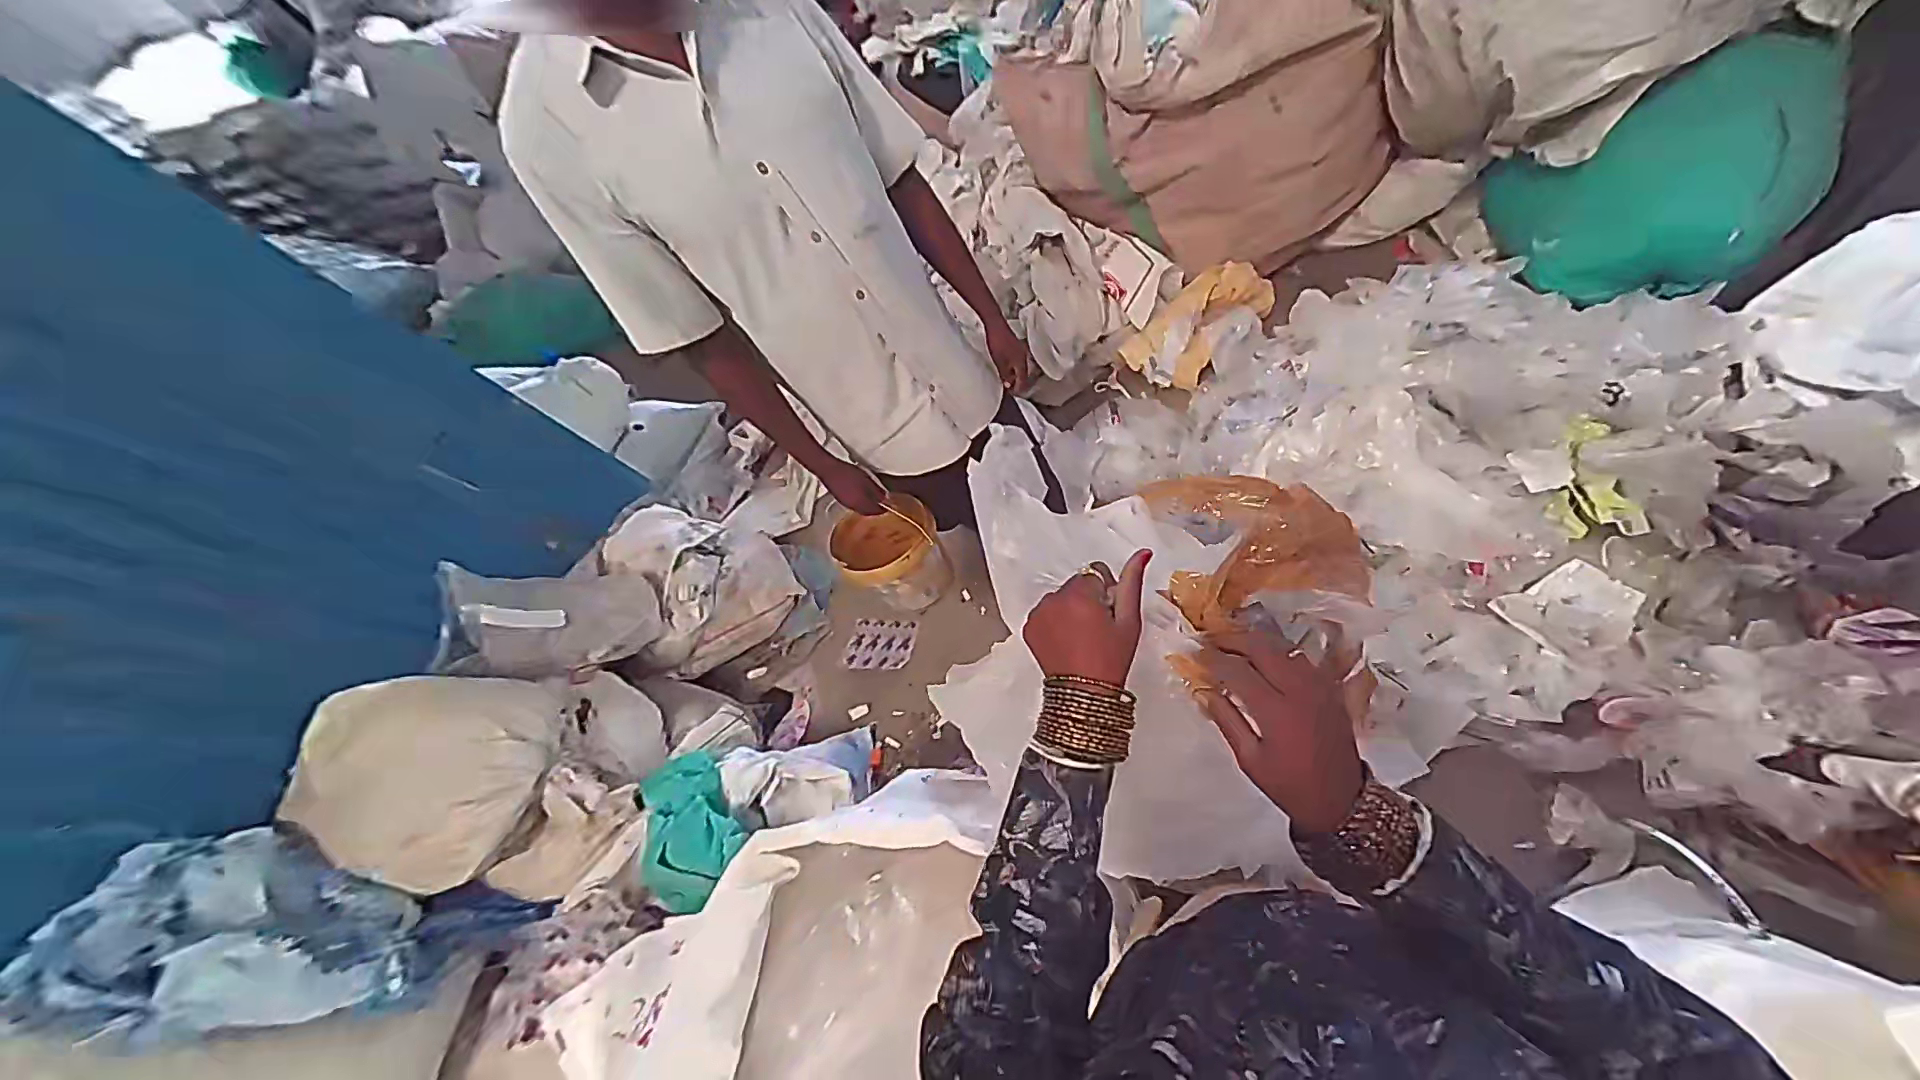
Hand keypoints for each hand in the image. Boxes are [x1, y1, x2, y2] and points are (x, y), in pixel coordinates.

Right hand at [816, 457, 888, 516]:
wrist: (830, 470)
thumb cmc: (848, 474)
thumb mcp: (867, 481)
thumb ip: (877, 491)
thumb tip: (884, 498)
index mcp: (861, 503)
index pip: (875, 511)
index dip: (883, 509)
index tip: (887, 506)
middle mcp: (854, 506)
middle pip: (867, 512)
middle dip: (874, 509)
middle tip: (880, 504)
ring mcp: (846, 503)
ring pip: (860, 508)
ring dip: (866, 506)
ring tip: (871, 500)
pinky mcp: (840, 499)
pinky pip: (853, 504)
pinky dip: (859, 502)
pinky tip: (860, 495)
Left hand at [986, 323, 1033, 394]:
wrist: (994, 323)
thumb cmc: (997, 342)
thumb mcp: (999, 363)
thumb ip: (1005, 375)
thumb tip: (1008, 384)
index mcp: (1022, 362)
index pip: (1023, 380)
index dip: (1018, 389)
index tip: (1012, 394)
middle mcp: (1024, 356)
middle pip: (1024, 373)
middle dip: (1017, 381)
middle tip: (1009, 388)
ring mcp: (1020, 349)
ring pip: (1020, 366)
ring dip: (1015, 373)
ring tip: (1006, 378)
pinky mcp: (1015, 344)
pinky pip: (1017, 359)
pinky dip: (1013, 365)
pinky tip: (1005, 366)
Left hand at [1023, 550, 1150, 685]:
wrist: (1084, 693)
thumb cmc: (1111, 659)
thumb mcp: (1129, 620)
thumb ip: (1132, 582)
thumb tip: (1141, 553)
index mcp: (1080, 594)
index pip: (1095, 573)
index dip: (1106, 592)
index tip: (1109, 614)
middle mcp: (1054, 599)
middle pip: (1075, 585)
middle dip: (1087, 599)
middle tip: (1097, 628)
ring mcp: (1038, 613)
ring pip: (1060, 598)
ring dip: (1069, 609)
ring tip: (1082, 636)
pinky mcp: (1029, 627)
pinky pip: (1045, 613)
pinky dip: (1054, 622)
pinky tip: (1067, 641)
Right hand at [1190, 628, 1364, 832]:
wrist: (1343, 800)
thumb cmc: (1290, 784)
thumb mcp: (1249, 758)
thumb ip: (1226, 719)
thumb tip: (1203, 690)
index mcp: (1276, 710)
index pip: (1236, 670)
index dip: (1212, 659)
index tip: (1194, 655)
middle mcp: (1299, 690)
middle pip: (1261, 647)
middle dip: (1232, 640)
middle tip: (1210, 642)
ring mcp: (1318, 686)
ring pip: (1281, 646)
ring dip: (1253, 641)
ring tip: (1231, 645)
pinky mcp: (1329, 688)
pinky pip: (1298, 657)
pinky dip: (1275, 650)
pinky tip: (1261, 657)